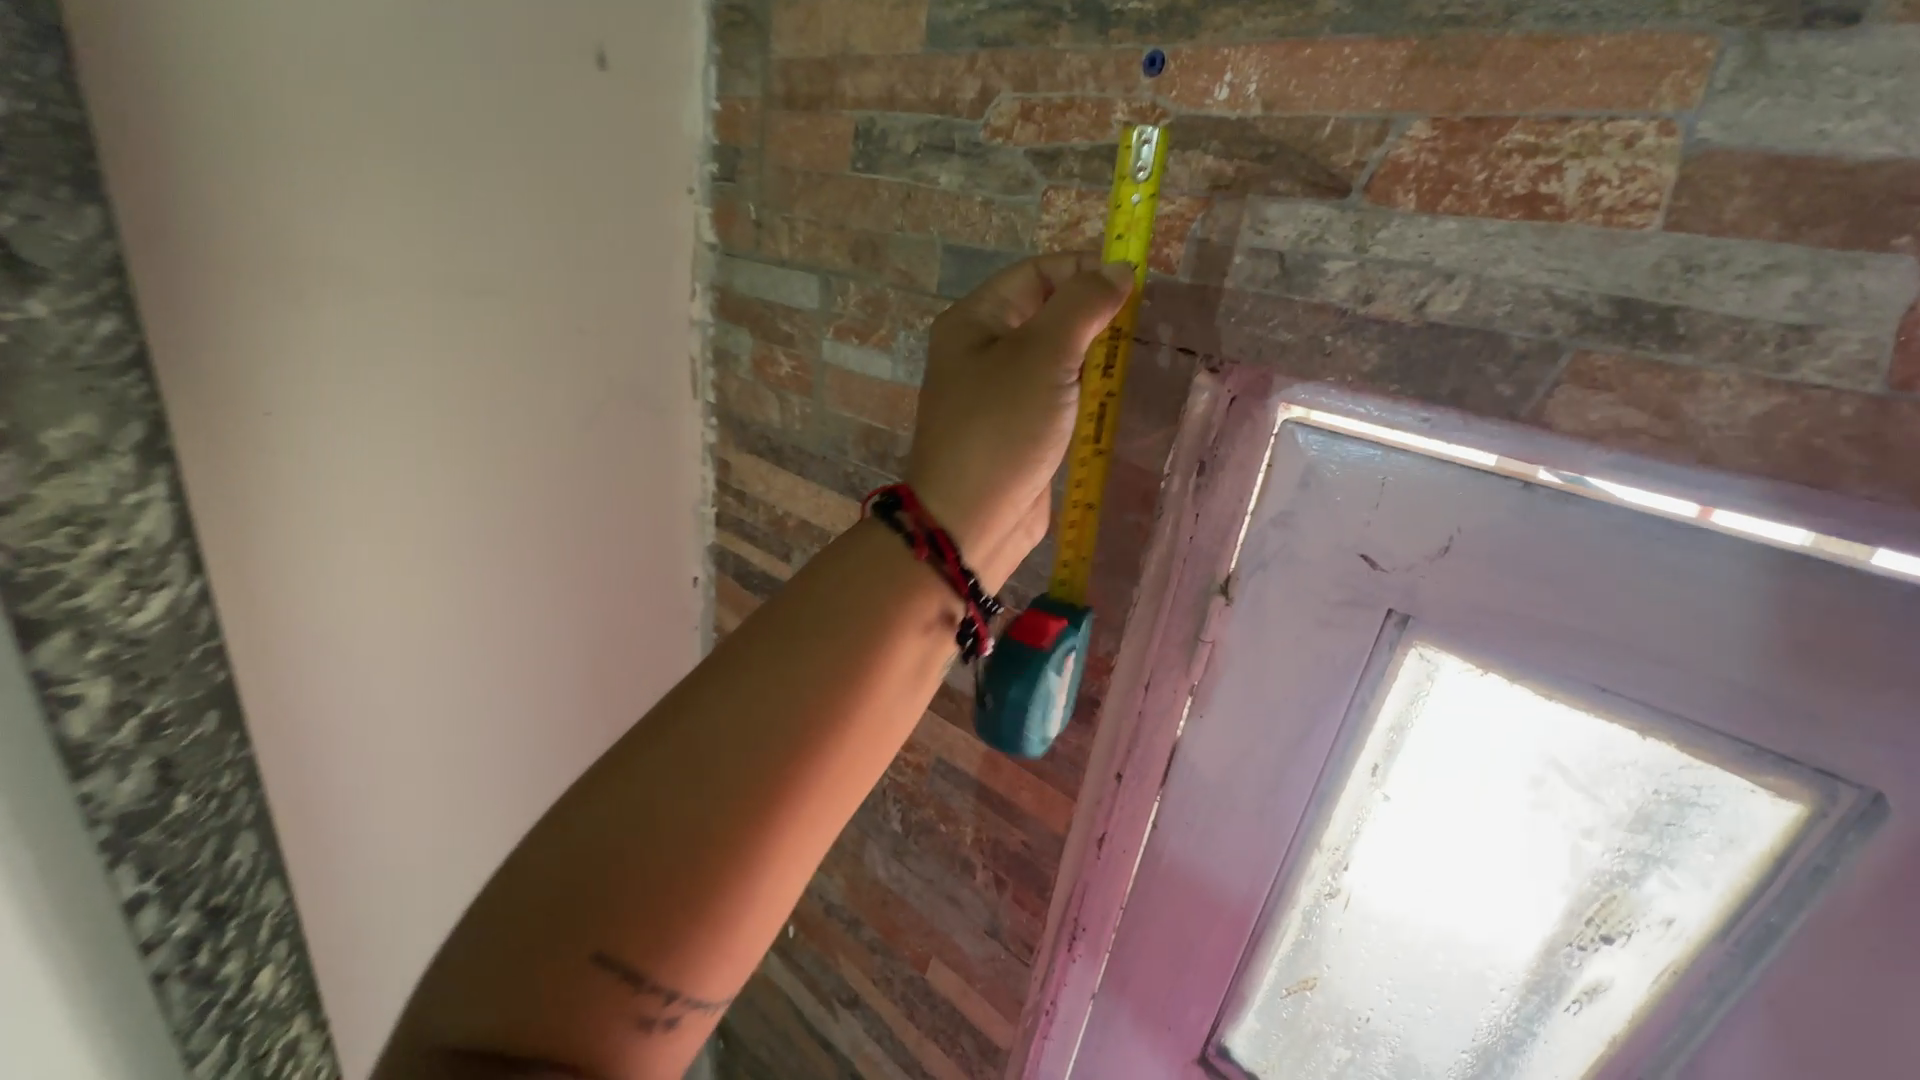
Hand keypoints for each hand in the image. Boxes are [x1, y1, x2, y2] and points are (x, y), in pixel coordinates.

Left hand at [905, 254, 1135, 592]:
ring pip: (1056, 359)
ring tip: (1132, 361)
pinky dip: (1084, 394)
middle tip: (1139, 329)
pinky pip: (1057, 398)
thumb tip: (1119, 269)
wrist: (970, 522)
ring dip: (1093, 358)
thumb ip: (1082, 306)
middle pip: (1047, 314)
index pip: (1036, 274)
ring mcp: (1000, 394)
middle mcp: (983, 350)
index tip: (1135, 287)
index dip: (1084, 271)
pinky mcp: (1018, 431)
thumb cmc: (1002, 429)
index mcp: (975, 320)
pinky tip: (1113, 399)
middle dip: (1093, 316)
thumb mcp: (1043, 355)